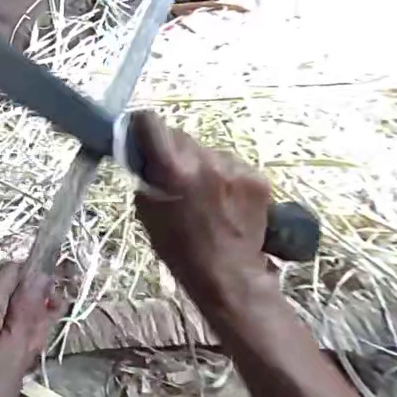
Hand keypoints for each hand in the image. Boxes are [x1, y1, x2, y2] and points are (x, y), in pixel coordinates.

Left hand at [0, 260, 59, 396]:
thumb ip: (28, 308)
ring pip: (4, 318)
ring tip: (21, 368)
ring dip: (21, 337)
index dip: (39, 282)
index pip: (15, 269)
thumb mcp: (13, 351)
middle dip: (31, 316)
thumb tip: (41, 270)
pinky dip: (7, 350)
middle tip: (33, 350)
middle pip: (10, 294)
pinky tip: (10, 375)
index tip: (55, 309)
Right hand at [130, 111, 286, 340]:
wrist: (230, 274)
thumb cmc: (181, 250)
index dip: (142, 126)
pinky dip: (226, 177)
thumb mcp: (148, 214)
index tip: (140, 133)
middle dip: (175, 152)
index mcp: (173, 169)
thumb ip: (147, 178)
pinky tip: (226, 201)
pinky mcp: (256, 176)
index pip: (151, 123)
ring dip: (202, 165)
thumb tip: (147, 159)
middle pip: (182, 137)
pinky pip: (232, 165)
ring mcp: (234, 167)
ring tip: (206, 195)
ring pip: (209, 151)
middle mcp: (204, 160)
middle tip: (175, 176)